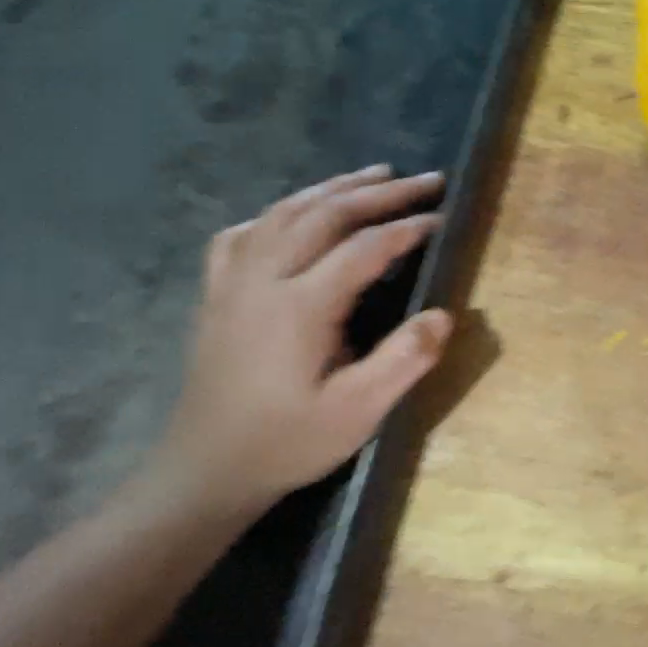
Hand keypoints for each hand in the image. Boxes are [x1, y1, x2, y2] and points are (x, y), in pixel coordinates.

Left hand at [149, 165, 452, 517]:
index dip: (408, 227)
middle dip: (380, 193)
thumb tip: (443, 314)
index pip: (364, 247)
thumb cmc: (288, 441)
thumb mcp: (358, 412)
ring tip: (375, 174)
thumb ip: (403, 360)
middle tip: (425, 181)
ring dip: (333, 188)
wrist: (204, 472)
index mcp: (299, 307)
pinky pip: (243, 235)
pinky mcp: (216, 296)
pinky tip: (296, 214)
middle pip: (324, 215)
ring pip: (283, 213)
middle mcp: (262, 282)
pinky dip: (278, 213)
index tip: (443, 218)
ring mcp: (232, 285)